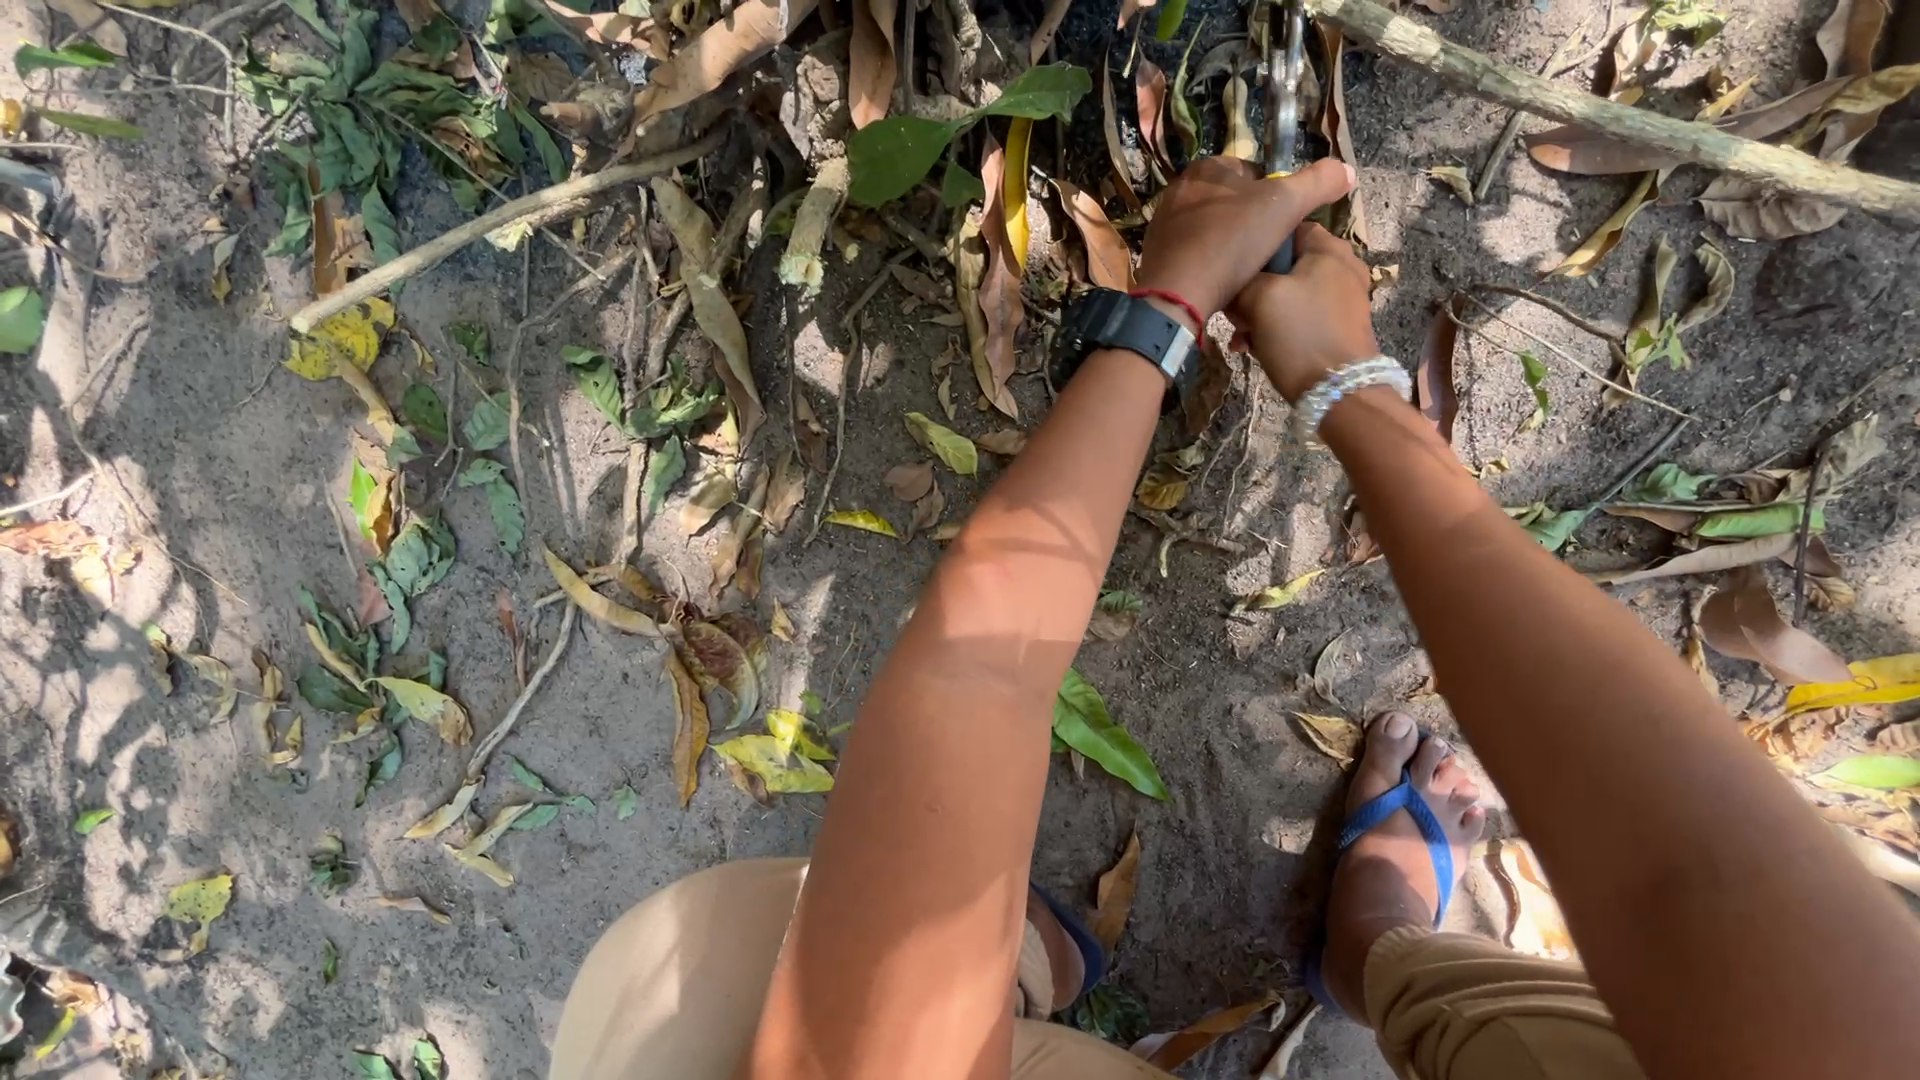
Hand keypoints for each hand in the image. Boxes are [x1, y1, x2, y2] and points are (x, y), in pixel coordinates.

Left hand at [1133, 156, 1356, 328]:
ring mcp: (1163, 225)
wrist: (1177, 295)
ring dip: (1231, 247)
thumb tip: (1346, 170)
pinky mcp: (1155, 256)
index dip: (1275, 197)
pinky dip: (1209, 265)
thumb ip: (1318, 183)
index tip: (1283, 224)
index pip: (1254, 173)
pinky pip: (1193, 255)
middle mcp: (1179, 190)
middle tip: (1268, 250)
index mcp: (1207, 168)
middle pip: (1233, 204)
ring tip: (1247, 270)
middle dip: (1252, 224)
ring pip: (1213, 230)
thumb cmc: (1232, 242)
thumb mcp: (1285, 205)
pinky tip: (1221, 282)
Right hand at [1227, 221, 1378, 402]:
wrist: (1339, 392)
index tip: (1232, 270)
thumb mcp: (1261, 298)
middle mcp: (1341, 267)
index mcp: (1330, 249)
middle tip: (1233, 312)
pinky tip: (1254, 349)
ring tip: (1240, 337)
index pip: (1285, 229)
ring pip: (1285, 295)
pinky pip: (1296, 318)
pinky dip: (1274, 329)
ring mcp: (1340, 299)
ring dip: (1256, 314)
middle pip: (1283, 266)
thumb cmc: (1301, 336)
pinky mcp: (1334, 327)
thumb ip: (1242, 281)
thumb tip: (1233, 284)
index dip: (1255, 247)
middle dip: (1252, 288)